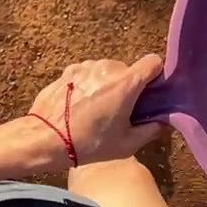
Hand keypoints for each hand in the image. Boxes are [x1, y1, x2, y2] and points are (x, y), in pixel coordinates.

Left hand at [27, 56, 164, 166]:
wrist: (45, 139)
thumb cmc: (88, 143)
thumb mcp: (127, 144)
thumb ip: (151, 130)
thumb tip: (161, 121)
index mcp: (126, 83)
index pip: (153, 62)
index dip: (155, 76)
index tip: (150, 93)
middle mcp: (107, 68)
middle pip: (128, 70)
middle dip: (128, 86)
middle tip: (121, 110)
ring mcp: (86, 67)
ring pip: (107, 71)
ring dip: (107, 85)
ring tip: (98, 109)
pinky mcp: (68, 70)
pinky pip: (88, 74)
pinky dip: (89, 85)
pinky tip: (81, 105)